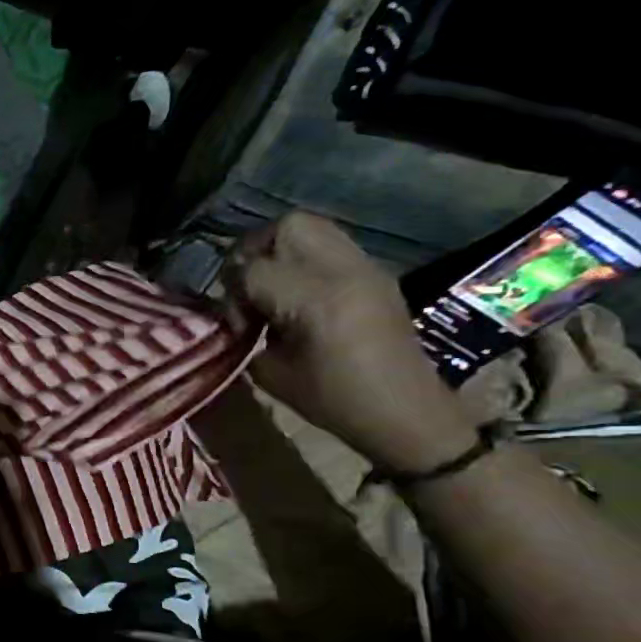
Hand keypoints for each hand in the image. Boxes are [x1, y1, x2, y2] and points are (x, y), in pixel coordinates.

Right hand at [223, 211, 480, 472]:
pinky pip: (331, 246)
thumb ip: (245, 330)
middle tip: (248, 284)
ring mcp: (366, 268)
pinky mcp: (377, 275)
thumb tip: (233, 309)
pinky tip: (301, 294)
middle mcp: (343, 272)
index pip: (252, 267)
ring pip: (312, 227)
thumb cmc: (333, 401)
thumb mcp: (269, 371)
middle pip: (286, 227)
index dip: (232, 290)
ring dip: (282, 250)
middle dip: (256, 250)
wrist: (408, 413)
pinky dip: (306, 259)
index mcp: (315, 299)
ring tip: (273, 286)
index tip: (236, 320)